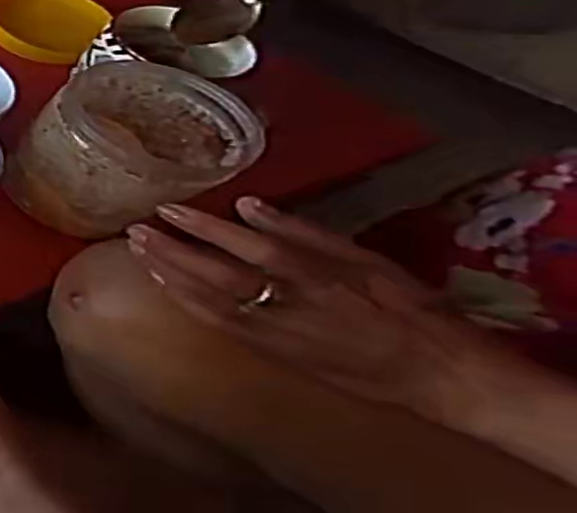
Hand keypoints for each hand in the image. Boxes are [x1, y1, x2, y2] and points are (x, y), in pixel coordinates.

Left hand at [126, 198, 499, 417]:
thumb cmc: (411, 310)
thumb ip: (304, 231)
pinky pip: (222, 325)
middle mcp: (293, 308)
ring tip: (136, 251)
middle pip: (218, 277)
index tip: (168, 208)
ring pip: (211, 303)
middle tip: (135, 229)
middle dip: (171, 253)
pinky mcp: (278, 354)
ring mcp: (281, 335)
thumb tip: (248, 203)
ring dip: (169, 276)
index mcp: (319, 279)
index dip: (206, 228)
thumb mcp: (367, 260)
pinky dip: (187, 303)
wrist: (449, 380)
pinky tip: (163, 284)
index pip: (252, 248)